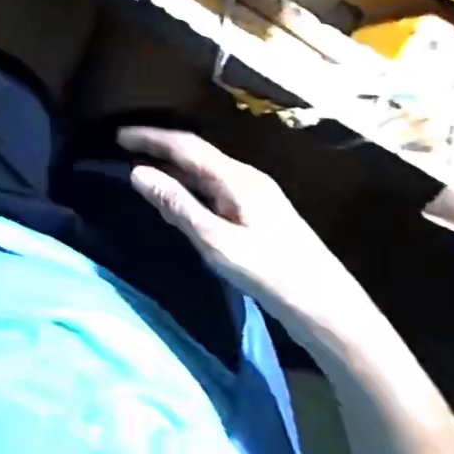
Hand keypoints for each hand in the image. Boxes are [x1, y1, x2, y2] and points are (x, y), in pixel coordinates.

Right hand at [119, 127, 379, 347]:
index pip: (186, 145)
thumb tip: (137, 172)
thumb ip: (177, 206)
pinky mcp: (258, 217)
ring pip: (204, 172)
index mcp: (238, 179)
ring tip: (140, 170)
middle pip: (195, 153)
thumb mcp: (218, 243)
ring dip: (172, 167)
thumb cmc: (275, 276)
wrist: (336, 317)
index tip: (117, 136)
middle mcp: (247, 180)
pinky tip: (175, 198)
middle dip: (158, 148)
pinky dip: (186, 185)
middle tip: (122, 149)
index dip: (150, 137)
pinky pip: (212, 188)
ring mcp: (256, 198)